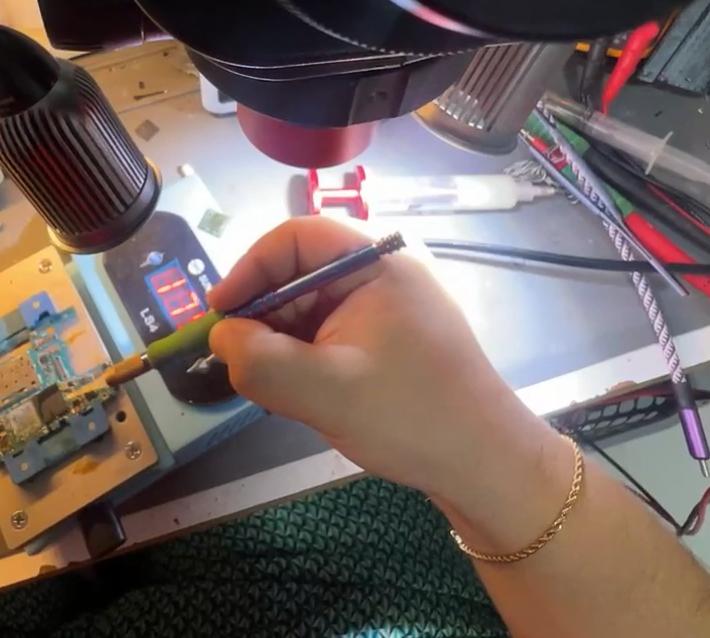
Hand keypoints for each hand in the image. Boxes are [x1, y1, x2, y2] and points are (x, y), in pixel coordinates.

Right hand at [208, 218, 569, 539]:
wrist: (489, 471)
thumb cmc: (413, 419)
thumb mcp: (326, 392)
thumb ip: (261, 361)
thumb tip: (220, 336)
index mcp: (376, 264)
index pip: (296, 238)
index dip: (250, 267)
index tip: (221, 311)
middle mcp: (380, 274)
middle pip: (298, 273)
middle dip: (264, 314)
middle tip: (242, 359)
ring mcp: (384, 306)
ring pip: (307, 307)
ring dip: (281, 341)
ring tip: (275, 384)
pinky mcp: (384, 337)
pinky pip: (326, 331)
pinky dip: (303, 356)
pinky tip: (301, 390)